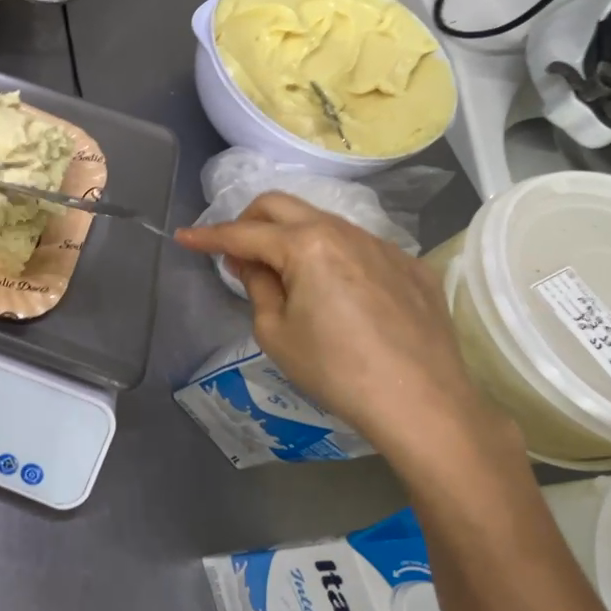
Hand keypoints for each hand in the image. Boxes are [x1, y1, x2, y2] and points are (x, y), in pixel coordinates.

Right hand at [177, 192, 513, 463]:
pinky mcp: (412, 267)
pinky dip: (334, 257)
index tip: (184, 237)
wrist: (426, 405)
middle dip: (248, 221)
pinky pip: (360, 247)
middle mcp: (344, 232)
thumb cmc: (337, 372)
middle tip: (236, 252)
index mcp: (305, 245)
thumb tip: (251, 263)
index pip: (242, 233)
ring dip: (292, 236)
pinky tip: (338, 295)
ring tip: (286, 275)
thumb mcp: (276, 333)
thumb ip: (257, 286)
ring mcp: (383, 246)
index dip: (207, 236)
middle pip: (281, 206)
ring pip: (322, 221)